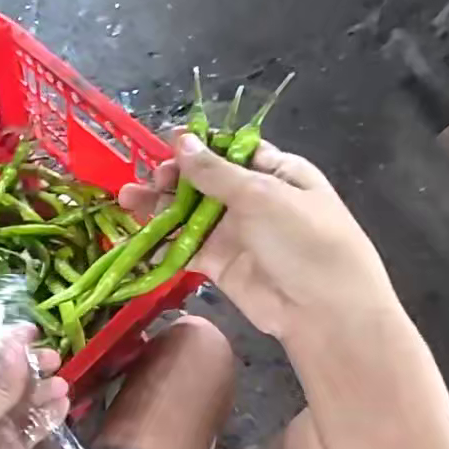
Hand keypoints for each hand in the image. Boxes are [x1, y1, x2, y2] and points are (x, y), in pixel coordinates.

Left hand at [0, 326, 69, 448]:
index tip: (33, 332)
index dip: (6, 344)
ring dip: (41, 391)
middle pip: (7, 378)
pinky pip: (31, 428)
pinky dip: (46, 416)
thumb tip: (19, 348)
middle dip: (29, 368)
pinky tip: (63, 406)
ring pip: (23, 402)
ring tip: (62, 385)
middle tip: (55, 360)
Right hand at [120, 132, 393, 344]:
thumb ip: (215, 171)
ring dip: (159, 207)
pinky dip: (163, 243)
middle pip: (203, 182)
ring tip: (127, 199)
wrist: (321, 309)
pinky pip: (185, 248)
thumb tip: (180, 140)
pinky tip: (138, 236)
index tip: (164, 144)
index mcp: (274, 172)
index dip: (196, 147)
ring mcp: (233, 233)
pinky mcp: (218, 265)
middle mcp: (252, 199)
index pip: (228, 151)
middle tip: (148, 180)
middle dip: (172, 178)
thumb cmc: (302, 239)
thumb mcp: (261, 195)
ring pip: (188, 215)